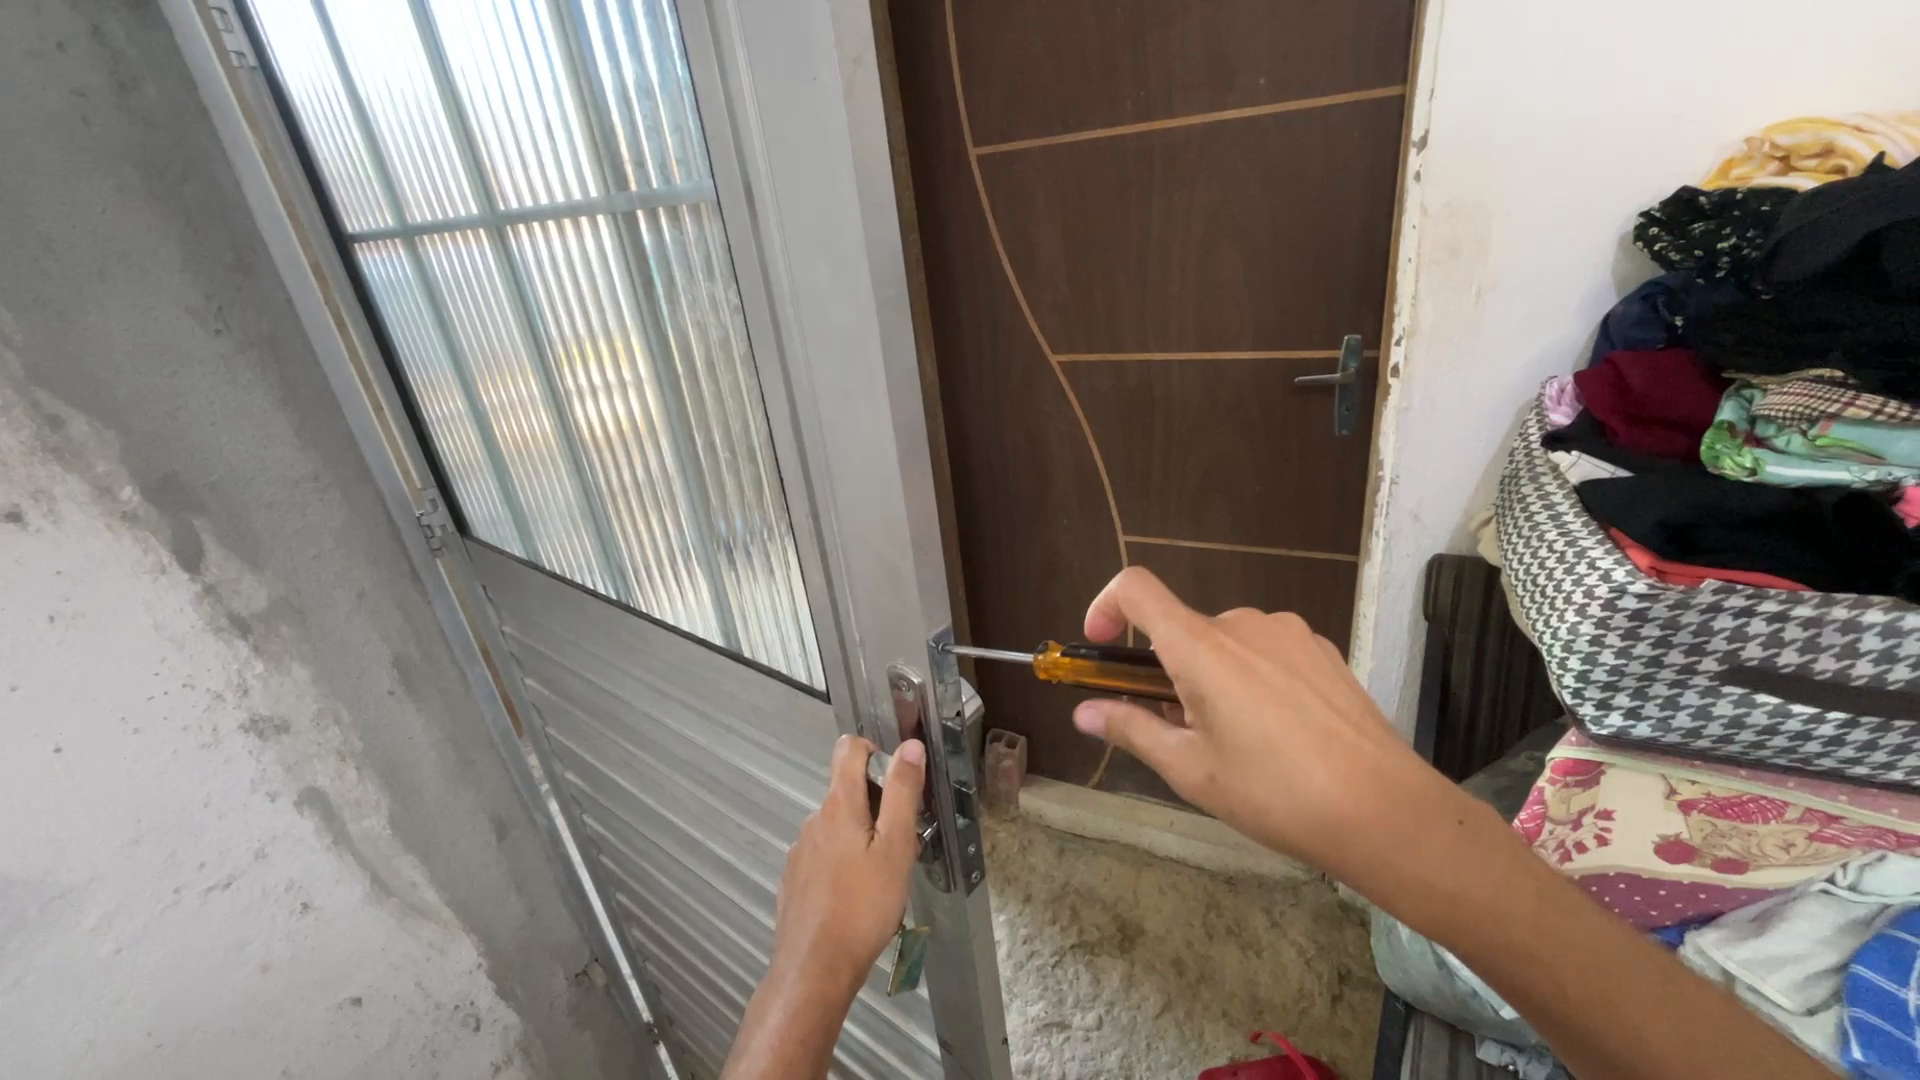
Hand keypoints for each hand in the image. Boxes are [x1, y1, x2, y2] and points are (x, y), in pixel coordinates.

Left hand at [769, 734, 926, 995]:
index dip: (875, 750)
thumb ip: (902, 793)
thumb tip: (909, 745)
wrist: (814, 969)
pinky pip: (824, 856)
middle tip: (903, 843)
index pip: (849, 749)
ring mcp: (800, 851)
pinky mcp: (795, 880)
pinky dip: (843, 863)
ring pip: (837, 827)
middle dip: (877, 806)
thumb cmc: (864, 906)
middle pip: (847, 791)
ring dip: (861, 838)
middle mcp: (814, 820)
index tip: (898, 778)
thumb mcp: (896, 847)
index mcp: (838, 805)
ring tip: (884, 877)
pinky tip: (857, 897)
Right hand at [1070, 567, 1462, 882]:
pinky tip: (1278, 734)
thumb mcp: (1190, 770)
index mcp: (1201, 646)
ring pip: (1225, 644)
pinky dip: (1249, 678)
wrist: (1385, 811)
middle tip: (1180, 732)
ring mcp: (1289, 633)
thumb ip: (1131, 729)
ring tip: (1235, 742)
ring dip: (1210, 677)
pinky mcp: (1322, 651)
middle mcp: (1243, 623)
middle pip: (1182, 629)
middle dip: (1167, 672)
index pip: (1135, 588)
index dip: (1106, 606)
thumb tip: (1084, 713)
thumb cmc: (1274, 793)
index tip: (1102, 647)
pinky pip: (1265, 652)